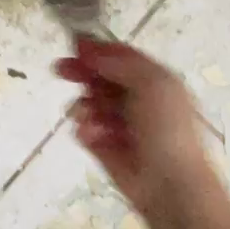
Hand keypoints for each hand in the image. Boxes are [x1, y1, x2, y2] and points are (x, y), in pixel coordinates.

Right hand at [56, 37, 209, 210]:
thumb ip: (121, 63)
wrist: (169, 183)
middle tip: (60, 70)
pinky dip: (85, 130)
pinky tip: (92, 136)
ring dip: (84, 106)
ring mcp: (119, 125)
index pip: (121, 58)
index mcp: (155, 81)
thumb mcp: (153, 84)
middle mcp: (137, 100)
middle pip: (100, 78)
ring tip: (89, 117)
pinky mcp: (103, 147)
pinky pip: (84, 131)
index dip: (98, 50)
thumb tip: (91, 51)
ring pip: (89, 104)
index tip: (73, 45)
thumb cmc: (168, 130)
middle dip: (81, 73)